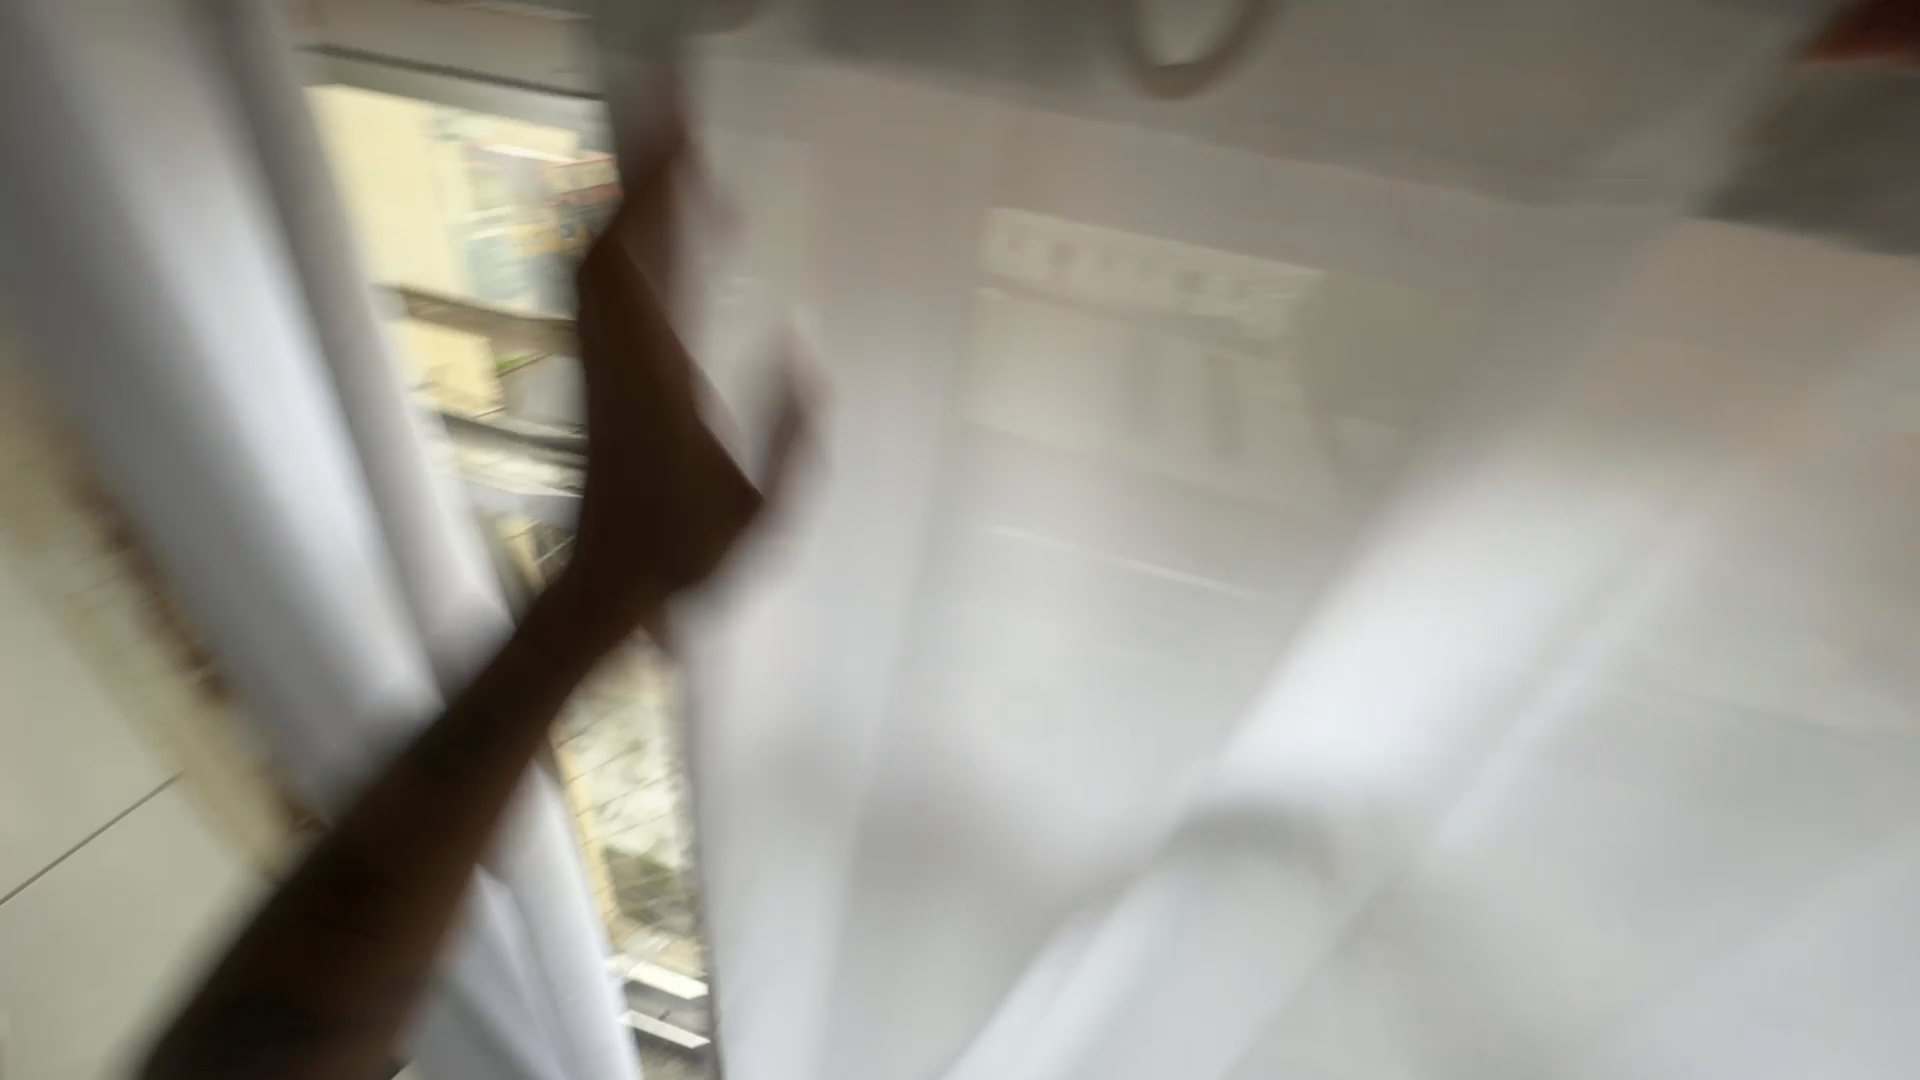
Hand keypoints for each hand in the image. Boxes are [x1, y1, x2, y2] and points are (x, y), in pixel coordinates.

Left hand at [551, 117, 802, 652]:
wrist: (608, 581)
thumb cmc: (688, 555)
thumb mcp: (764, 511)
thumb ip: (790, 434)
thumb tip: (804, 352)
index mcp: (661, 388)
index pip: (649, 273)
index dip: (661, 200)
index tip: (690, 142)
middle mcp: (620, 363)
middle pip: (610, 247)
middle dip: (640, 175)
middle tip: (679, 117)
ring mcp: (601, 367)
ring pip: (594, 263)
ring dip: (626, 203)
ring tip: (672, 157)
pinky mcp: (597, 375)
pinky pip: (599, 293)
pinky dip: (622, 246)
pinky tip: (658, 232)